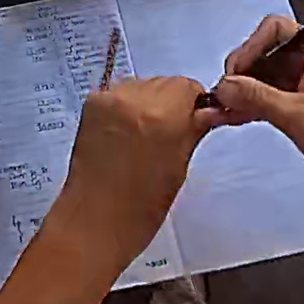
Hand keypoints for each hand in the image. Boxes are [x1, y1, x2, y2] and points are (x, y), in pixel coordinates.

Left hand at [42, 76, 220, 271]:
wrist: (93, 221)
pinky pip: (119, 92)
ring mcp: (111, 98)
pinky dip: (125, 105)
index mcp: (163, 116)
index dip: (193, 103)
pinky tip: (123, 132)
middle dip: (171, 102)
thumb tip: (211, 110)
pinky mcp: (92, 102)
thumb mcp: (178, 168)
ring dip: (148, 101)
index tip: (192, 120)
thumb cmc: (142, 207)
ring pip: (142, 84)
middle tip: (167, 132)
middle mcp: (136, 98)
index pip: (187, 86)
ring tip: (142, 134)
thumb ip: (193, 130)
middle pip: (164, 82)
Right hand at [211, 15, 303, 214]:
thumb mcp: (299, 117)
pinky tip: (234, 118)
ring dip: (245, 93)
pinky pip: (275, 98)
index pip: (275, 31)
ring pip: (268, 79)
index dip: (250, 48)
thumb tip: (221, 86)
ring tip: (220, 111)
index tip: (233, 74)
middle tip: (221, 97)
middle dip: (243, 74)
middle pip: (268, 54)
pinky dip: (256, 106)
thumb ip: (257, 97)